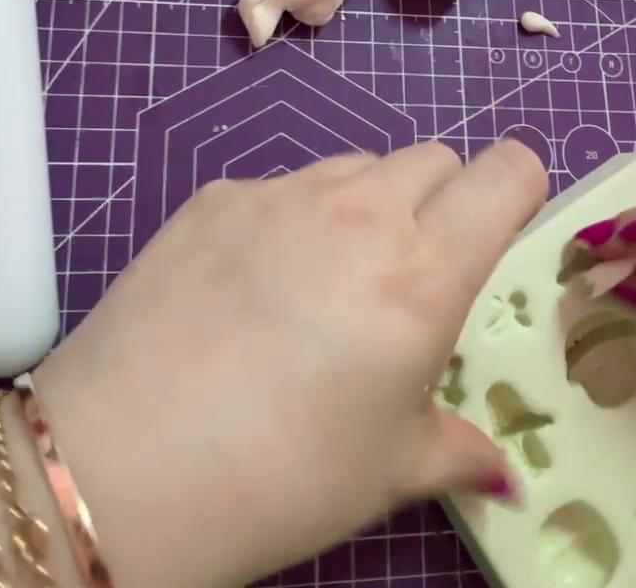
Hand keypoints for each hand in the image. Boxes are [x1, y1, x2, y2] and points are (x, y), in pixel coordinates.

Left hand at [31, 141, 546, 587]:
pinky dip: (290, 218)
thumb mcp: (387, 471)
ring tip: (324, 281)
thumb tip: (504, 476)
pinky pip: (279, 186)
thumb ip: (459, 452)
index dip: (516, 188)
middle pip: (431, 159)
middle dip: (439, 200)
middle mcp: (358, 211)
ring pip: (355, 166)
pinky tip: (249, 285)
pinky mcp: (213, 196)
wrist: (119, 464)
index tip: (497, 228)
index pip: (505, 172)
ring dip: (365, 205)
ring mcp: (278, 192)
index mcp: (421, 272)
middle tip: (405, 273)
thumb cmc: (280, 478)